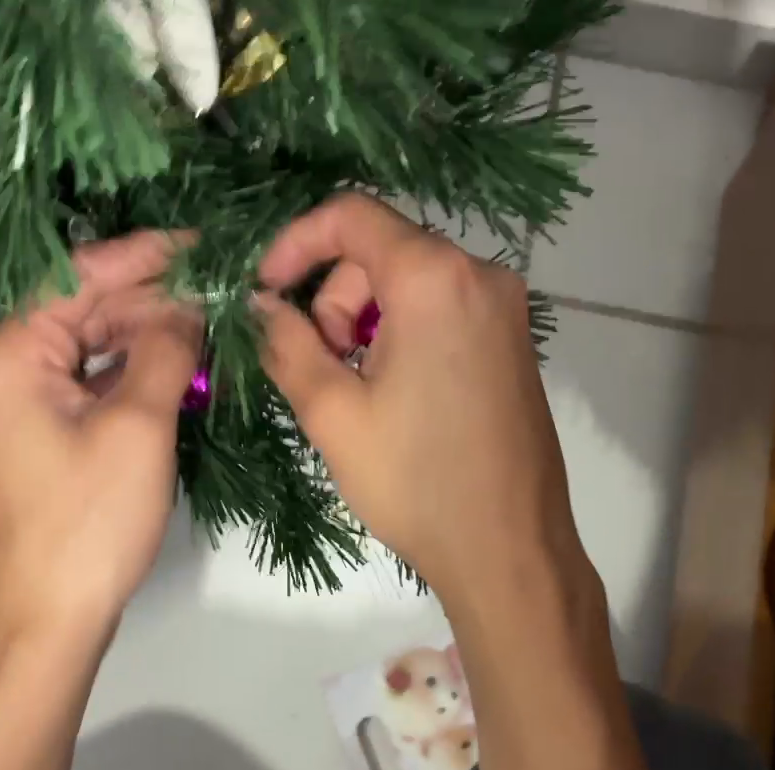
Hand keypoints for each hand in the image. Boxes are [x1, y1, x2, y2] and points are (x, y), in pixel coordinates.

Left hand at [0, 232, 200, 643]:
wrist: (45, 622)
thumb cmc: (88, 523)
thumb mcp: (137, 428)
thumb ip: (164, 351)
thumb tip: (187, 307)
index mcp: (6, 353)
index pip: (78, 278)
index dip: (145, 258)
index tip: (202, 244)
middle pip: (77, 313)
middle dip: (147, 304)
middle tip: (214, 297)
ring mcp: (8, 411)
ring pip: (81, 354)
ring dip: (139, 343)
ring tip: (202, 331)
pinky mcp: (28, 445)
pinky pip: (77, 391)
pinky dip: (121, 381)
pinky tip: (166, 376)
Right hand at [255, 194, 582, 600]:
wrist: (508, 548)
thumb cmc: (416, 482)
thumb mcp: (333, 415)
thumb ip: (287, 345)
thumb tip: (262, 306)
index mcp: (436, 279)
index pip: (352, 216)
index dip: (294, 244)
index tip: (264, 293)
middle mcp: (481, 276)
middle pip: (382, 253)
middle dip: (334, 301)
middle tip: (320, 372)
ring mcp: (506, 311)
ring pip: (411, 285)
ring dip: (365, 323)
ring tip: (355, 395)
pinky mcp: (513, 344)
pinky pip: (443, 312)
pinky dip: (402, 336)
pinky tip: (393, 396)